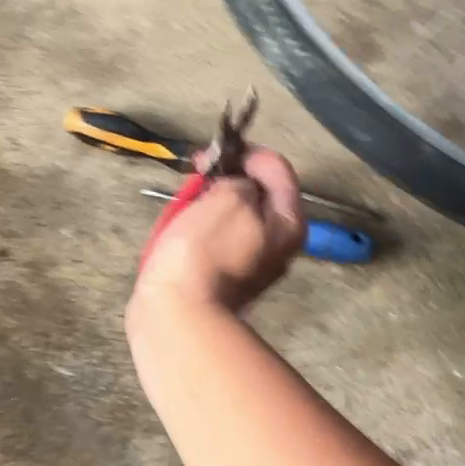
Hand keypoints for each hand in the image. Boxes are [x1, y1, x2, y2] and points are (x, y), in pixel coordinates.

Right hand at [132, 148, 305, 314]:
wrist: (176, 312)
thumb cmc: (202, 252)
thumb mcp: (227, 199)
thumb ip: (237, 180)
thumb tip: (235, 186)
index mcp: (288, 223)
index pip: (276, 170)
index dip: (245, 153)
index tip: (212, 153)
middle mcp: (276, 245)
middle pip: (255, 196)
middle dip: (225, 180)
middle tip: (195, 176)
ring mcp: (248, 265)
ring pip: (231, 219)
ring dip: (207, 205)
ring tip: (182, 204)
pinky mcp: (218, 279)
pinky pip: (213, 242)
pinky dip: (198, 230)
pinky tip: (178, 232)